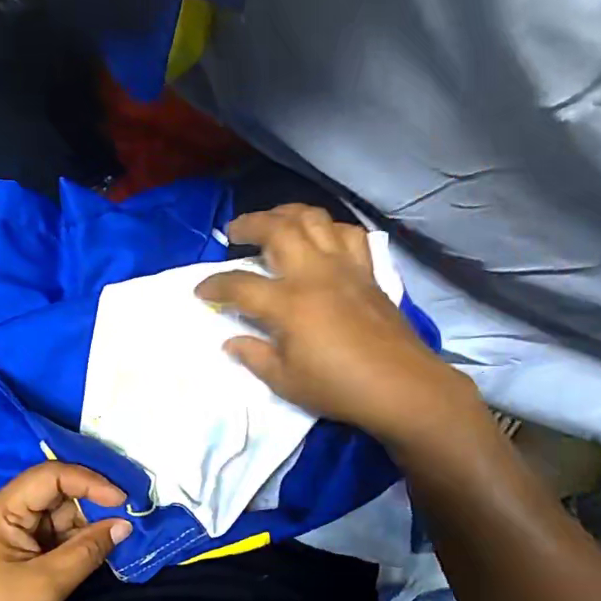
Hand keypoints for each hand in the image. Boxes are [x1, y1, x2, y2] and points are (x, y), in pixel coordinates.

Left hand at [0, 463, 131, 600]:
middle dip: (86, 509)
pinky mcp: (1, 548)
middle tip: (119, 530)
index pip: (51, 475)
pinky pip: (40, 534)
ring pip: (49, 515)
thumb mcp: (47, 584)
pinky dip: (64, 543)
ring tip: (101, 551)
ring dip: (77, 529)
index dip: (91, 482)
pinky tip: (82, 558)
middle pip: (51, 493)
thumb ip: (88, 550)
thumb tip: (124, 524)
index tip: (125, 501)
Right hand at [196, 204, 487, 451]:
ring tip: (273, 221)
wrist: (400, 386)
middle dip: (249, 224)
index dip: (214, 285)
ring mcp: (345, 268)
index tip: (201, 291)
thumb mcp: (284, 381)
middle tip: (233, 232)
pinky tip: (321, 237)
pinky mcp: (367, 272)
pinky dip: (329, 228)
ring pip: (315, 219)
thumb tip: (232, 341)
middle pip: (278, 230)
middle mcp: (315, 274)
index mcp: (288, 304)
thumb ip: (254, 356)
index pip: (239, 285)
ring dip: (288, 213)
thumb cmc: (337, 387)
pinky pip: (348, 234)